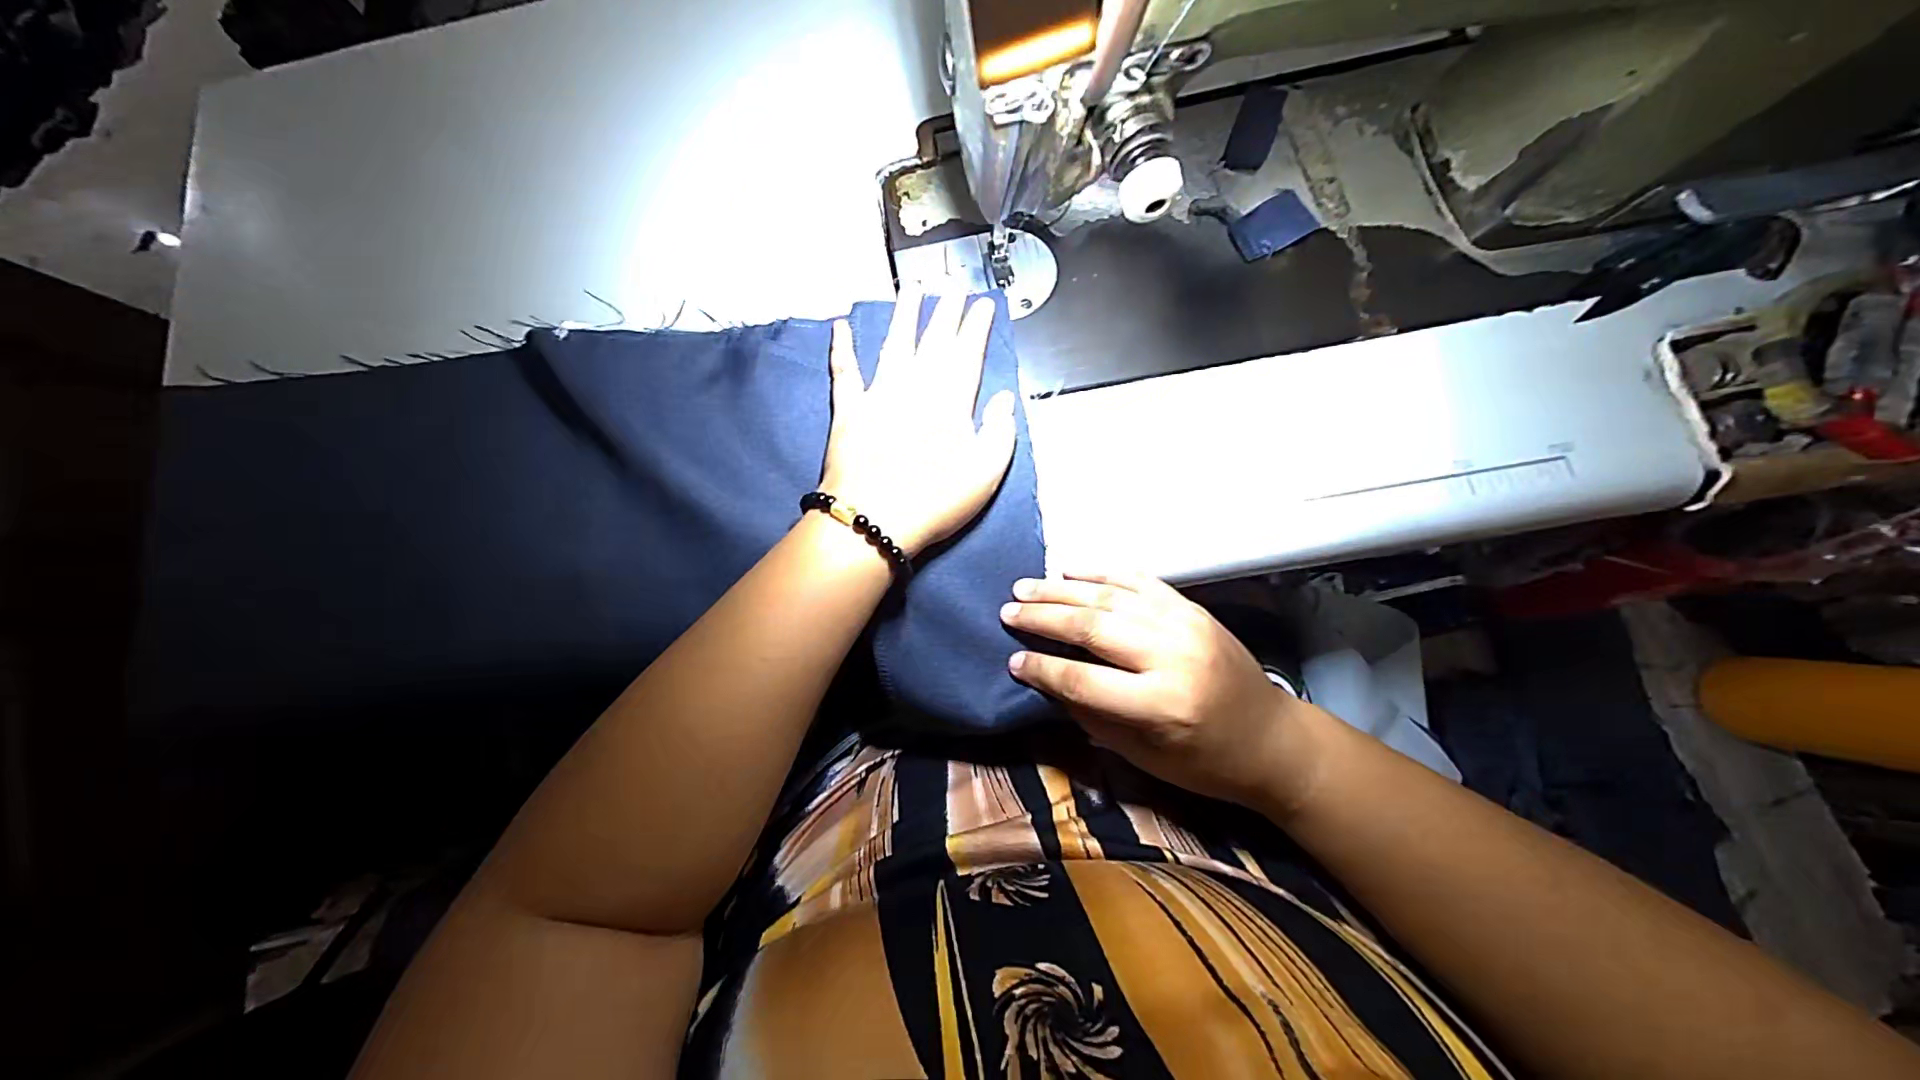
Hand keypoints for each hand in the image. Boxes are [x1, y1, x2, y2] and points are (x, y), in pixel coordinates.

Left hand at [819, 290, 1016, 555]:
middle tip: (951, 284)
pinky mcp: (848, 409)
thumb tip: (1004, 399)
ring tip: (911, 288)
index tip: (982, 304)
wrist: (874, 521)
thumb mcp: (987, 473)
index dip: (976, 325)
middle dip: (945, 309)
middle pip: (934, 338)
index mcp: (952, 401)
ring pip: (894, 342)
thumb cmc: (935, 501)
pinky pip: (844, 370)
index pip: (968, 352)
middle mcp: (916, 386)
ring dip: (903, 314)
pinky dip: (842, 347)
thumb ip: (1000, 431)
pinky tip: (840, 326)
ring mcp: (879, 394)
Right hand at [1001, 572, 1327, 816]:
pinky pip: (1140, 581)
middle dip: (1044, 617)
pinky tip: (1073, 569)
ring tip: (1026, 587)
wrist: (1272, 740)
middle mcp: (1172, 655)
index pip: (1082, 678)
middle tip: (1008, 611)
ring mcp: (1185, 624)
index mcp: (1160, 703)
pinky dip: (1103, 573)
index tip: (1012, 660)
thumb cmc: (1205, 761)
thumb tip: (1047, 680)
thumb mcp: (1143, 754)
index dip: (1041, 669)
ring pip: (1111, 596)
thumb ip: (1092, 714)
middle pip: (1092, 626)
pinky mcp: (1193, 609)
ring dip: (1063, 589)